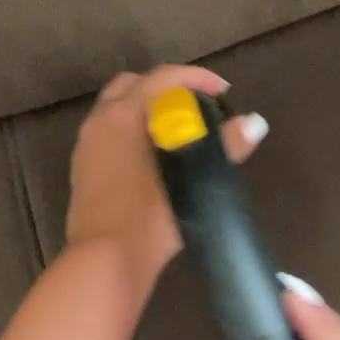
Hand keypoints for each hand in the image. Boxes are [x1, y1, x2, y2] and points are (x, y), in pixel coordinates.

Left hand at [66, 65, 267, 274]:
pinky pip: (110, 136)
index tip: (223, 92)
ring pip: (118, 111)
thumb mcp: (193, 181)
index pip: (162, 78)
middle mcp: (99, 122)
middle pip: (133, 86)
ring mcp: (87, 147)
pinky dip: (134, 134)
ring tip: (179, 134)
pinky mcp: (84, 171)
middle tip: (195, 108)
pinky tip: (155, 160)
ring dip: (148, 113)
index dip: (196, 78)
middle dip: (165, 89)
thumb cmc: (149, 218)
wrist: (106, 261)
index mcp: (123, 115)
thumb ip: (224, 147)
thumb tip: (255, 123)